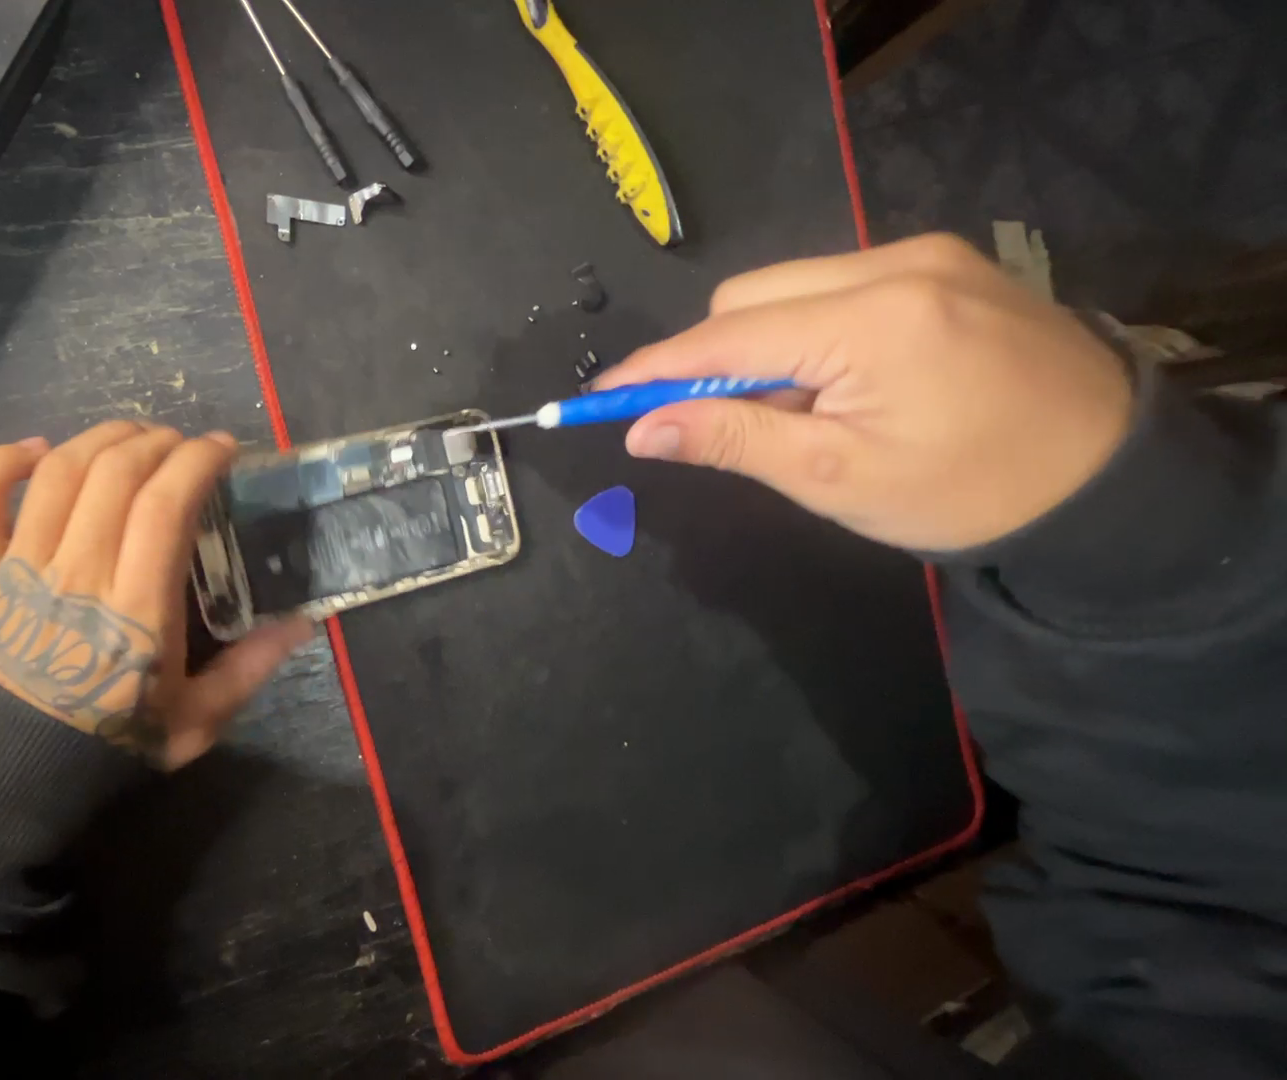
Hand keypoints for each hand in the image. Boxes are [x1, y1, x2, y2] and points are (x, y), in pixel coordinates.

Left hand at [0, 422, 312, 768]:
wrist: (10, 778)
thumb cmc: (111, 744)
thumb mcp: (197, 721)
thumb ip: (251, 668)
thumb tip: (304, 623)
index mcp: (136, 609)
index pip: (166, 504)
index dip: (198, 460)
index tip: (223, 449)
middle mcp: (77, 574)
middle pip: (115, 474)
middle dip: (158, 442)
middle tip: (183, 446)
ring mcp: (20, 570)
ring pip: (58, 474)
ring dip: (100, 439)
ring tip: (132, 437)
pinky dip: (1, 463)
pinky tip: (38, 450)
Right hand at [596, 233, 1133, 550]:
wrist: (1111, 483)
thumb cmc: (963, 493)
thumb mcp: (832, 476)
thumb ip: (731, 438)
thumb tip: (643, 429)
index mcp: (873, 320)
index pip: (725, 336)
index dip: (653, 369)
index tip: (599, 399)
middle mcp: (896, 263)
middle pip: (748, 297)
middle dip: (708, 358)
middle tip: (707, 422)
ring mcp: (926, 256)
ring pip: (785, 287)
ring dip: (754, 346)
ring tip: (786, 409)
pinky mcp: (942, 265)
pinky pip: (831, 286)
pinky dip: (800, 333)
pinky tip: (827, 381)